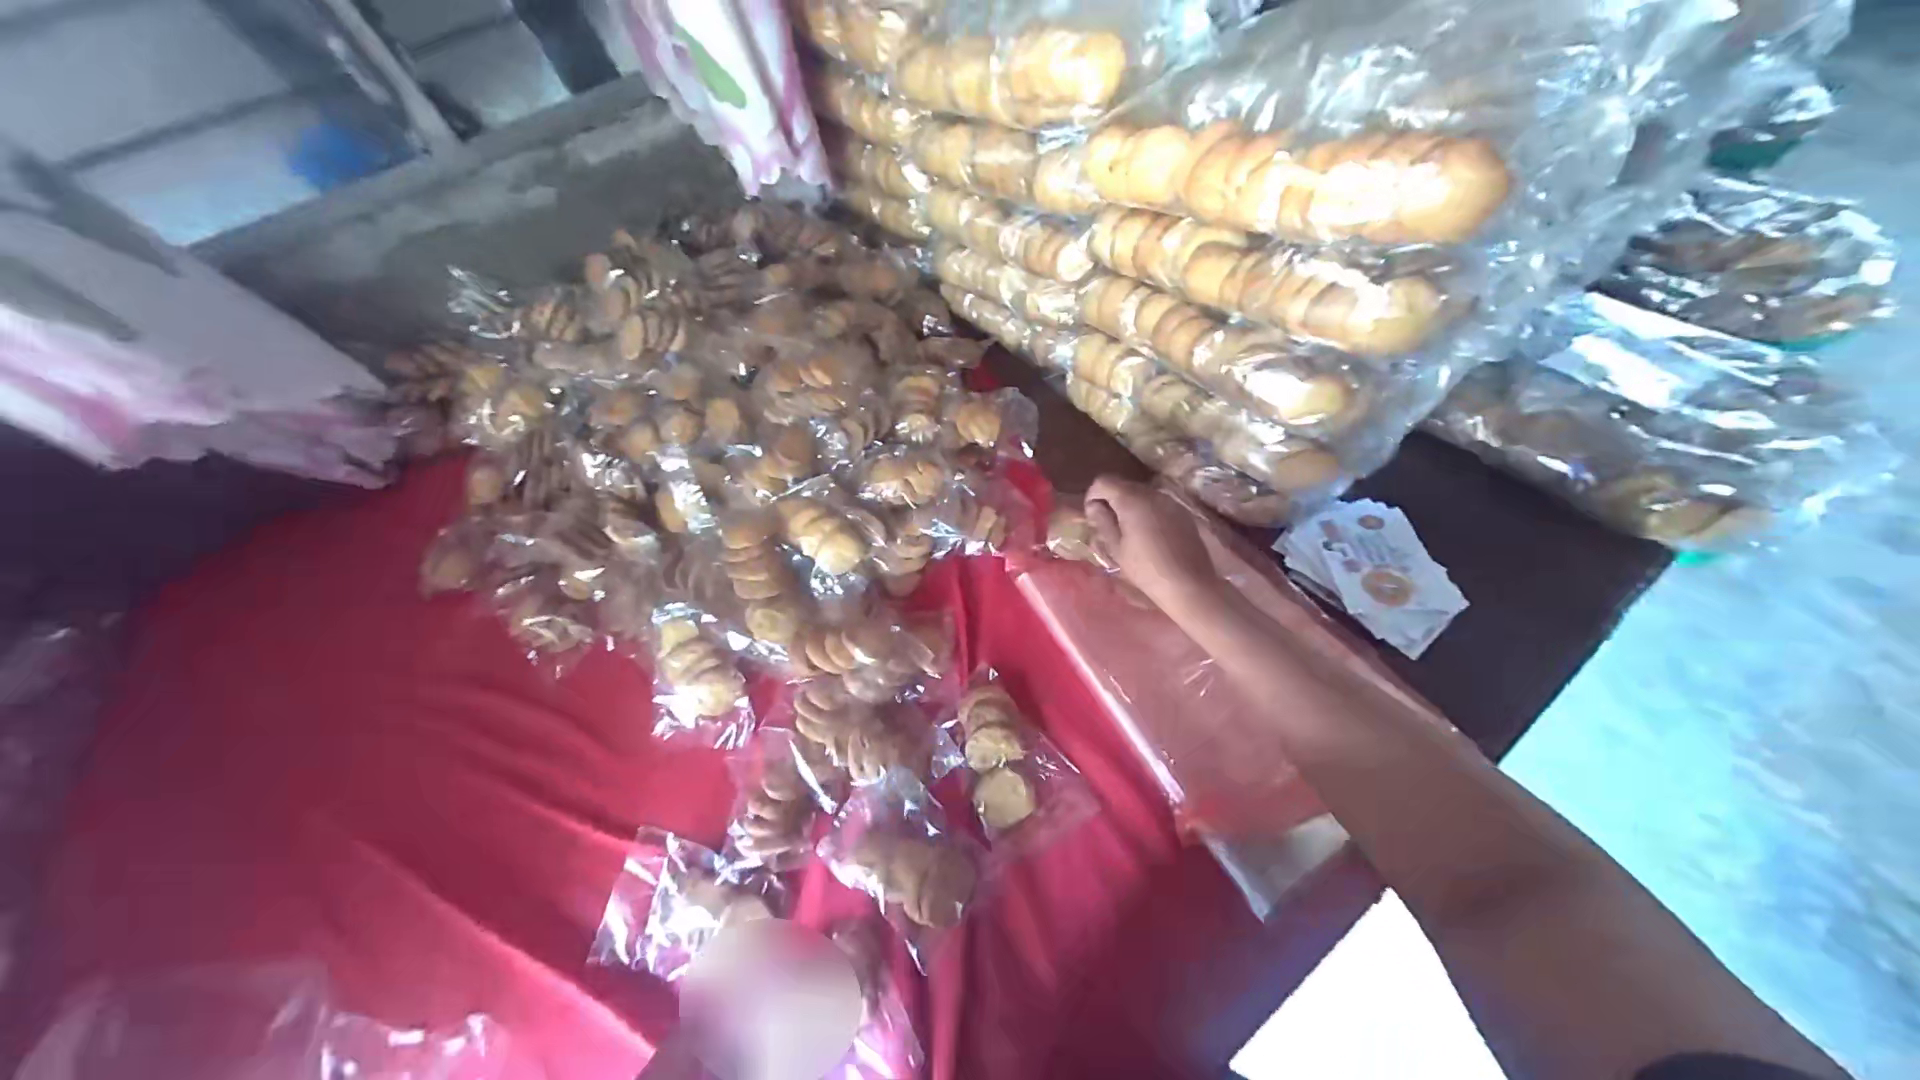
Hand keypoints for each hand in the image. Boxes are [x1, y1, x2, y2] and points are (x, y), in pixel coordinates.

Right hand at [1085, 476, 1222, 611]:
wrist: (1188, 584)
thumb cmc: (1145, 569)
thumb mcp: (1116, 548)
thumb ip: (1102, 521)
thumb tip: (1094, 506)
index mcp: (1131, 500)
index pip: (1103, 481)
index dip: (1092, 496)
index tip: (1092, 517)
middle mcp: (1152, 493)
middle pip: (1123, 485)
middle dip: (1111, 500)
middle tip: (1107, 525)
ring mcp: (1170, 501)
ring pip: (1142, 494)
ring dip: (1130, 506)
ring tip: (1128, 531)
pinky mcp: (1183, 512)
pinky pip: (1158, 504)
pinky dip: (1147, 512)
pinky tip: (1149, 535)